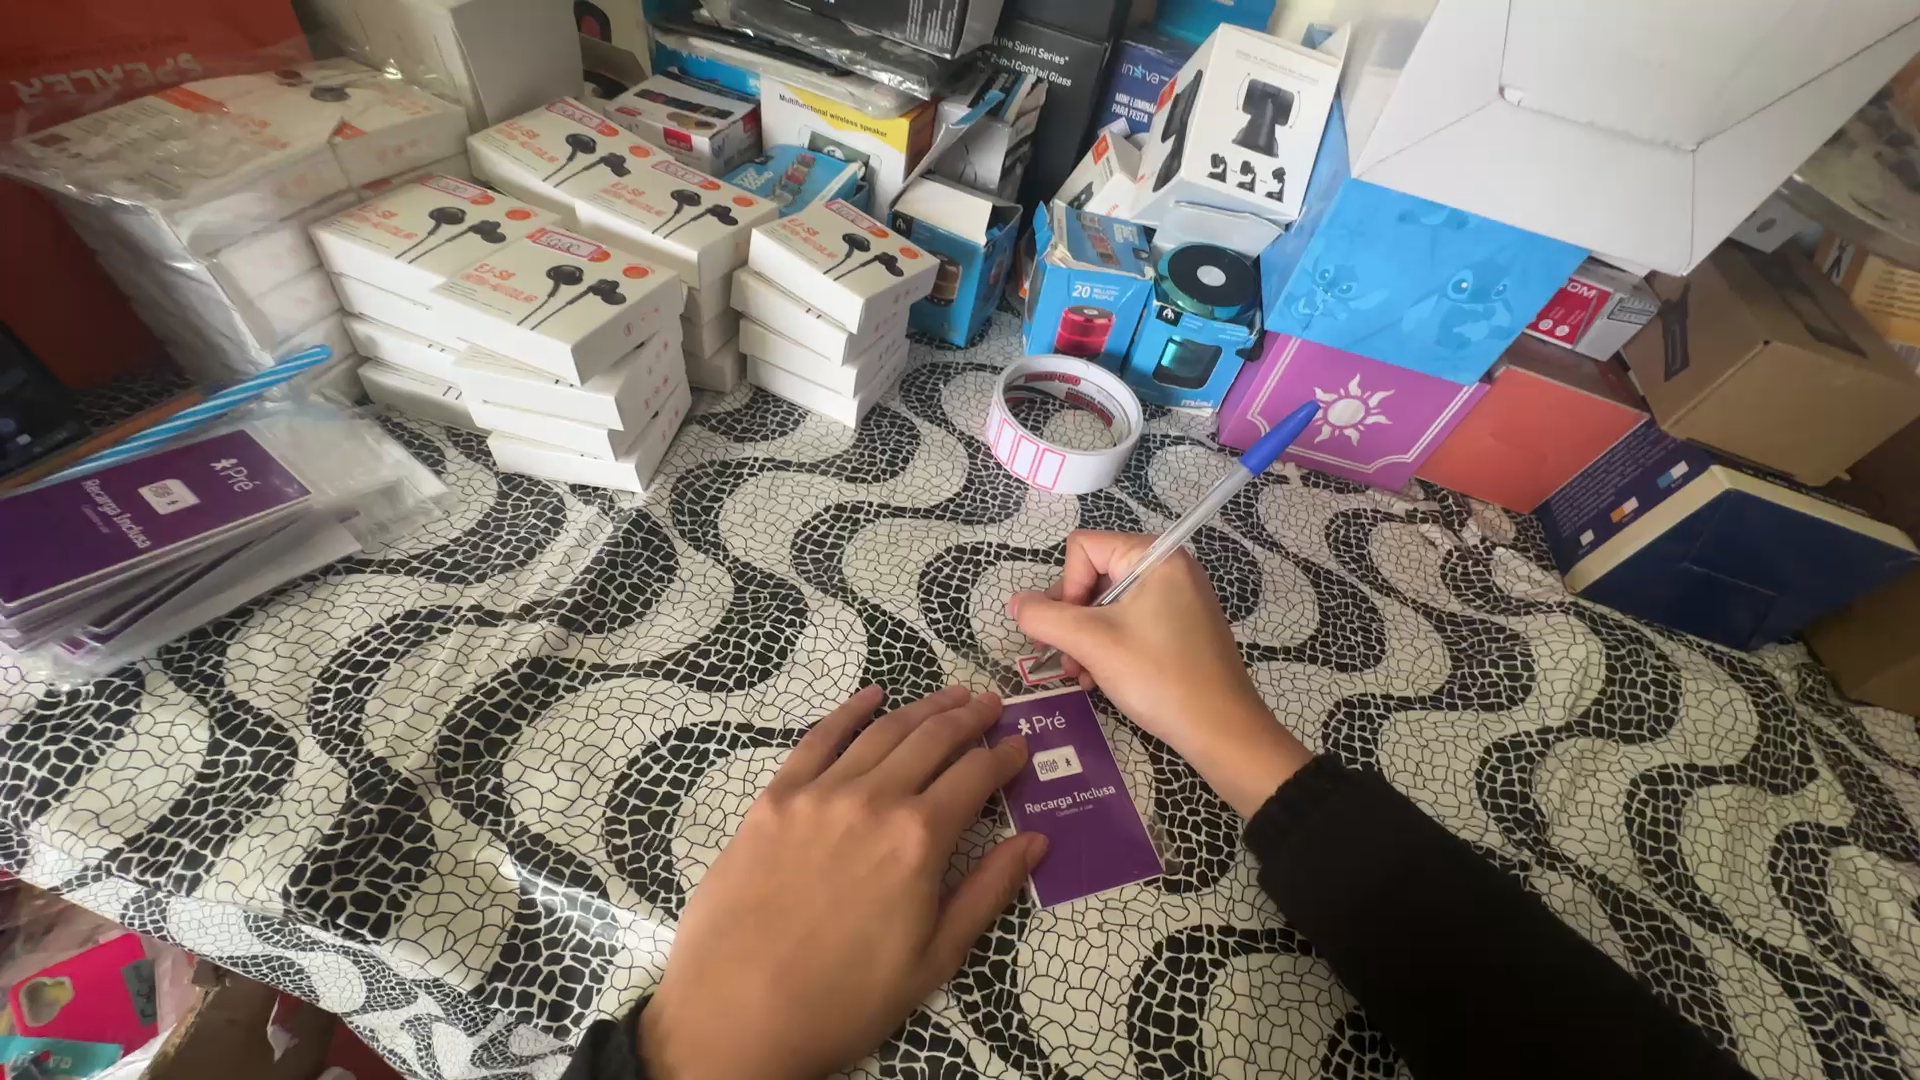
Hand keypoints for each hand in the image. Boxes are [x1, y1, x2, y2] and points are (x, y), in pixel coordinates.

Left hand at [640, 685, 1045, 1079]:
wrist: (734, 1016)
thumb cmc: (845, 998)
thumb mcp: (935, 958)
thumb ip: (989, 890)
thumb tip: (1037, 840)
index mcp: (920, 838)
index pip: (976, 775)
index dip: (1005, 756)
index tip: (1021, 744)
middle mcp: (876, 797)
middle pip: (935, 738)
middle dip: (971, 717)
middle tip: (992, 703)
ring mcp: (822, 790)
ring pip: (885, 730)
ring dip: (925, 706)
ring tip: (951, 694)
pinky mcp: (778, 794)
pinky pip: (820, 737)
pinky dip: (851, 710)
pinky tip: (872, 694)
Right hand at [1010, 531, 1310, 816]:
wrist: (1223, 733)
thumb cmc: (1158, 677)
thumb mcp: (1092, 643)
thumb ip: (1044, 617)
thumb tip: (1016, 603)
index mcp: (1155, 556)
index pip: (1083, 548)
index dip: (1064, 587)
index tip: (1068, 629)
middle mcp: (1169, 567)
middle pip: (1093, 575)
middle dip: (1071, 619)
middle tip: (1064, 657)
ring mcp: (1178, 598)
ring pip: (1107, 604)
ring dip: (1085, 638)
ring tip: (1081, 675)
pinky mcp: (1181, 626)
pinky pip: (1130, 622)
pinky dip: (1108, 646)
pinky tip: (1100, 678)